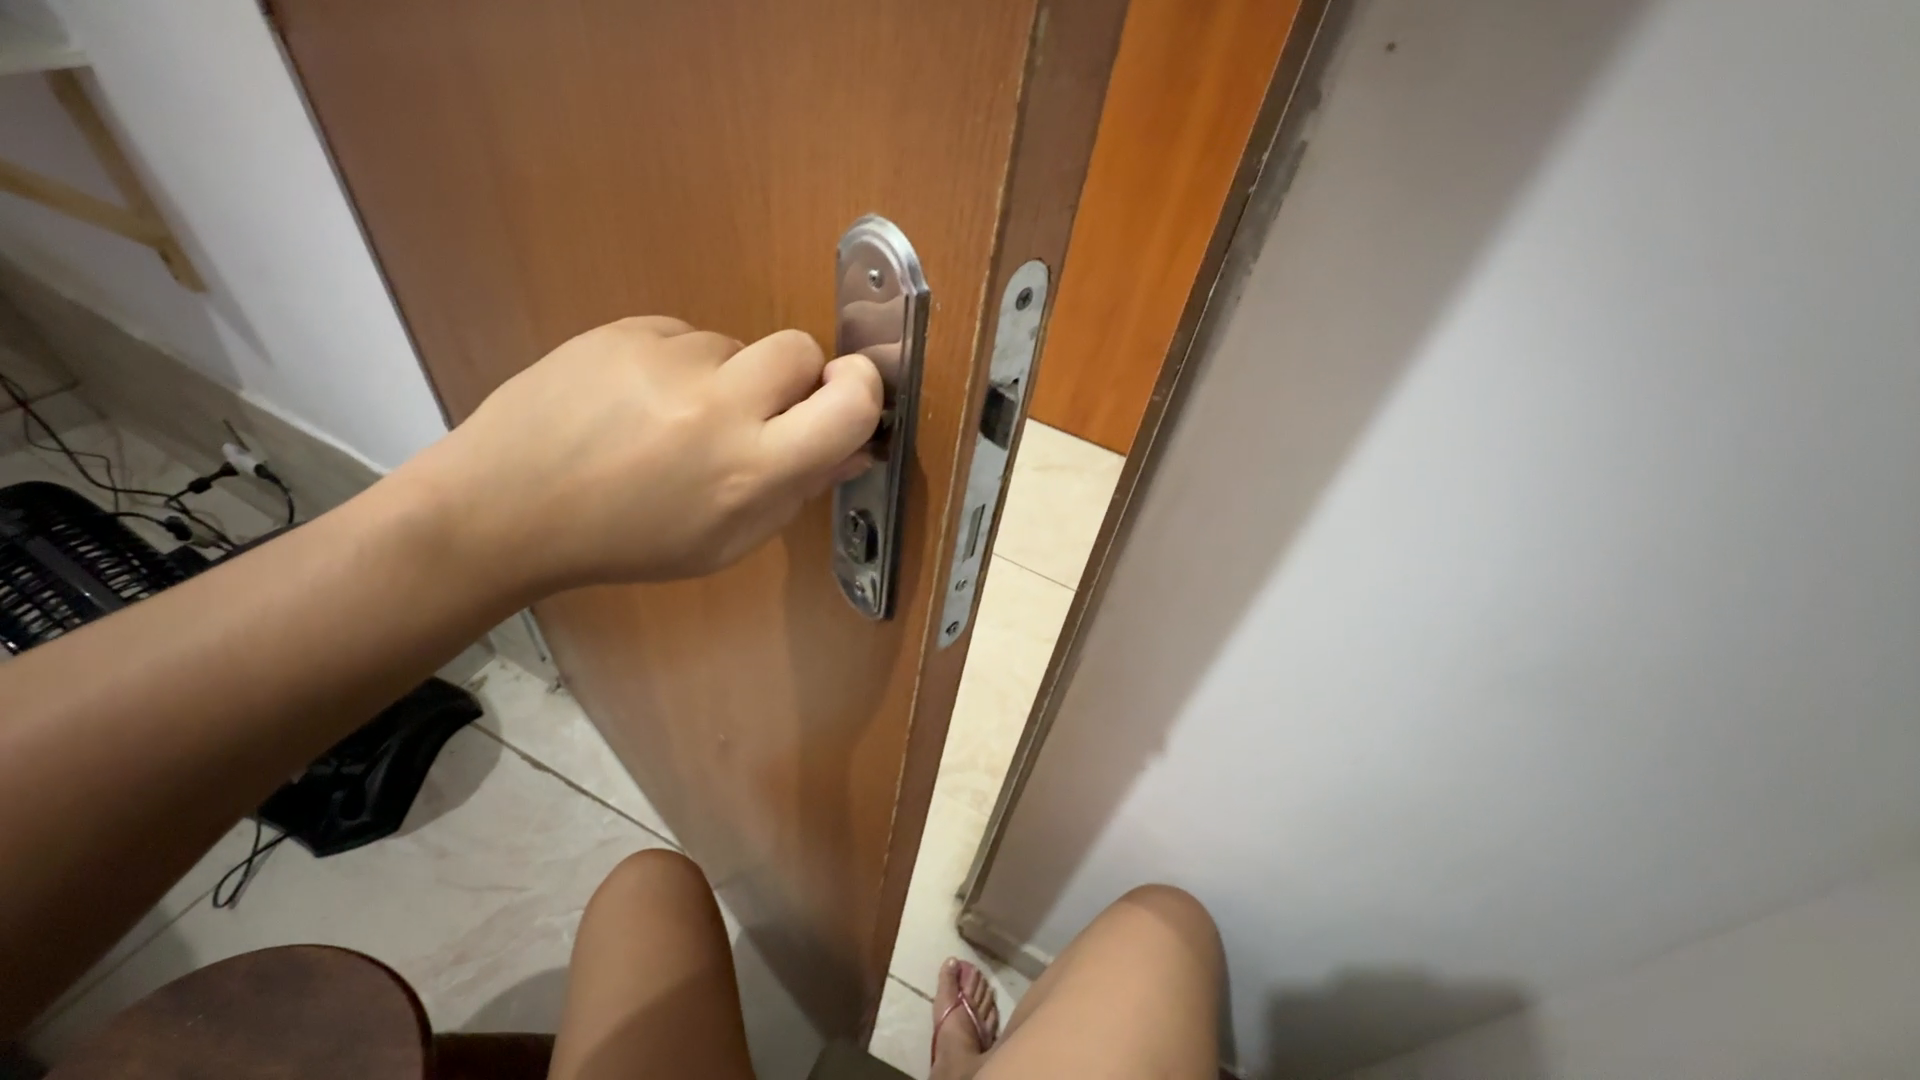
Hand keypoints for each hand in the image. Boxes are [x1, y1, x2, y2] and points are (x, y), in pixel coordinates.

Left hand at [397, 316, 882, 591]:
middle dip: (797, 378)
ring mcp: (666, 359)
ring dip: (728, 376)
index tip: (848, 398)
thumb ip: (796, 492)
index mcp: (750, 471)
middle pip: (802, 349)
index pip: (851, 403)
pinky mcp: (625, 329)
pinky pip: (685, 335)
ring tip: (673, 419)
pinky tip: (638, 402)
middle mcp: (718, 405)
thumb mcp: (725, 542)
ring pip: (737, 344)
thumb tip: (853, 447)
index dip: (863, 392)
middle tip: (758, 414)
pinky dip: (679, 364)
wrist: (507, 505)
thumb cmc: (627, 540)